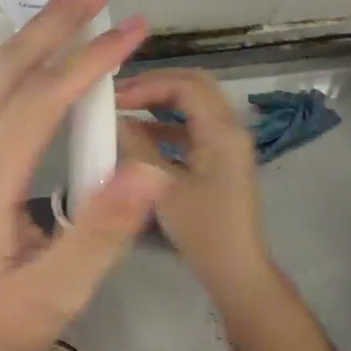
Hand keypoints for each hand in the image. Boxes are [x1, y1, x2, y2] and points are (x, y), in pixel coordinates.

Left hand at [0, 0, 169, 350]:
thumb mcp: (56, 292)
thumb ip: (100, 231)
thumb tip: (149, 169)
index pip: (43, 99)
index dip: (91, 61)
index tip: (137, 30)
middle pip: (7, 70)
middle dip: (56, 26)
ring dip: (32, 39)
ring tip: (74, 12)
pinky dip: (15, 66)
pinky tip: (38, 65)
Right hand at [115, 69, 268, 286]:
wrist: (234, 266)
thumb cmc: (202, 227)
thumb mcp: (163, 186)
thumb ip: (139, 147)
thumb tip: (117, 120)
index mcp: (222, 131)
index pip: (186, 85)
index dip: (148, 84)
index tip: (115, 97)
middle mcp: (230, 129)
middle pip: (194, 87)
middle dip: (155, 86)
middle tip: (120, 95)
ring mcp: (227, 145)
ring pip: (193, 107)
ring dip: (159, 103)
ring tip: (124, 111)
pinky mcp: (220, 161)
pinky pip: (192, 129)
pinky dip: (165, 126)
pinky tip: (138, 137)